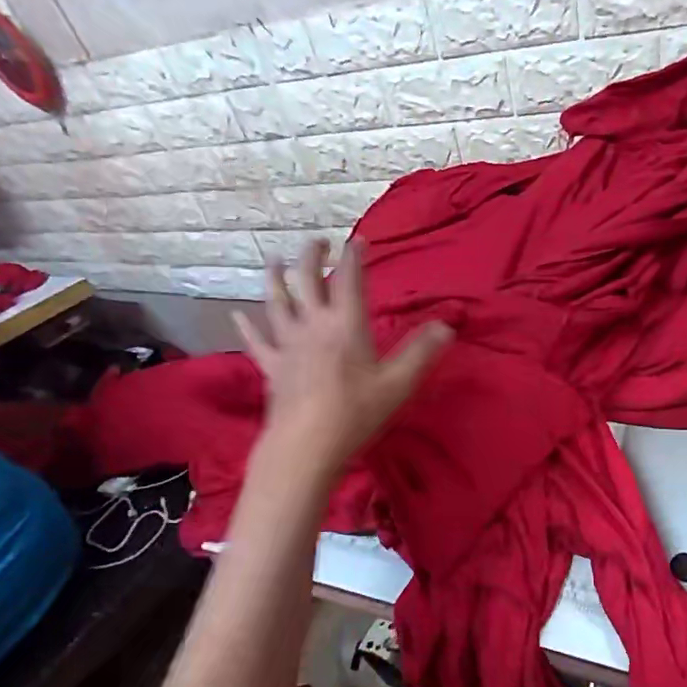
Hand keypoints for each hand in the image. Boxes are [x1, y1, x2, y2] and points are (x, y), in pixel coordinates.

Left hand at [233, 239, 450, 466]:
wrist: (305, 445)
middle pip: (307, 281)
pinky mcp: (272, 367)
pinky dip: (248, 326)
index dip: (354, 256)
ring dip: (275, 279)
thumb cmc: (356, 412)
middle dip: (312, 256)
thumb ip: (422, 352)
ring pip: (276, 302)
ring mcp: (287, 345)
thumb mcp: (398, 383)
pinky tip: (240, 315)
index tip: (359, 241)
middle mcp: (313, 325)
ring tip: (273, 261)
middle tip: (318, 242)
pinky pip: (257, 340)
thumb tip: (447, 326)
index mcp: (346, 325)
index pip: (349, 280)